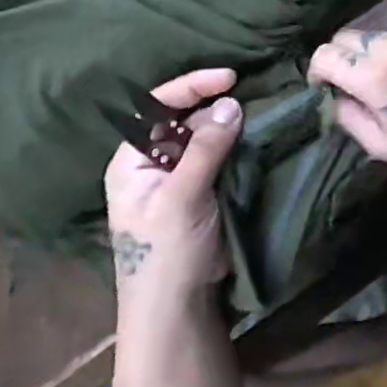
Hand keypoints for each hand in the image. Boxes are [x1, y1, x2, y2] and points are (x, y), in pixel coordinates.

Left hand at [104, 68, 242, 306]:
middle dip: (211, 105)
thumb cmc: (165, 252)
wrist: (177, 309)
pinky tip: (253, 137)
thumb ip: (205, 149)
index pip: (157, 107)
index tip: (229, 77)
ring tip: (254, 114)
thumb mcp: (181, 197)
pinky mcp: (201, 192)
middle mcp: (152, 162)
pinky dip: (234, 145)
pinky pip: (217, 157)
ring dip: (226, 124)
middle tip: (246, 101)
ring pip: (203, 137)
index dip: (191, 87)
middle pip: (181, 118)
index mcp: (132, 160)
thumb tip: (232, 104)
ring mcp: (178, 178)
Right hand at [308, 29, 386, 176]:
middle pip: (342, 37)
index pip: (324, 55)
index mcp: (374, 76)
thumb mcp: (380, 145)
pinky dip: (383, 51)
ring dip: (360, 54)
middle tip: (348, 86)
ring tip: (377, 82)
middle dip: (337, 59)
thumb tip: (328, 98)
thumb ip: (346, 117)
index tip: (324, 89)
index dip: (317, 72)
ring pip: (365, 34)